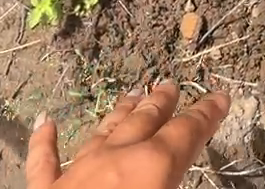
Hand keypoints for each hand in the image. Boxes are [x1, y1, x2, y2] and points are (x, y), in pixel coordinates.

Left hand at [26, 82, 229, 188]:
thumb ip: (179, 183)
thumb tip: (185, 174)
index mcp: (153, 167)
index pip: (187, 132)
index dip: (206, 113)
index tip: (219, 97)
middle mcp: (116, 158)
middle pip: (145, 121)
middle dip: (160, 103)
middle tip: (169, 85)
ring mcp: (77, 172)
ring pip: (103, 131)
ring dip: (120, 113)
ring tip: (132, 94)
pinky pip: (44, 162)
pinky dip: (44, 141)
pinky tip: (45, 121)